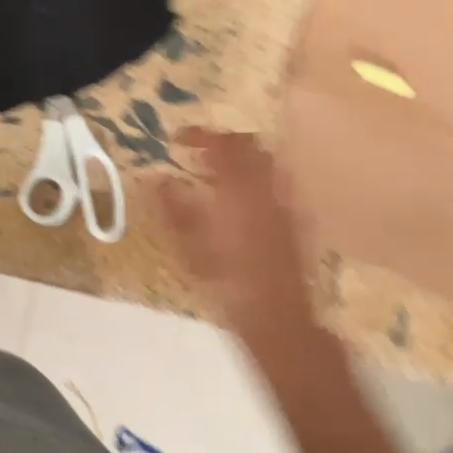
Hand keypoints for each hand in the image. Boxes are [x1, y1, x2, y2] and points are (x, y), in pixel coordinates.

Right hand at [155, 129, 317, 342]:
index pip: (222, 145)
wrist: (277, 316)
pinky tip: (244, 200)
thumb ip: (170, 205)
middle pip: (253, 148)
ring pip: (270, 165)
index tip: (178, 138)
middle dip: (226, 143)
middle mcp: (266, 190)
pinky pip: (279, 187)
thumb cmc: (223, 278)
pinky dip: (259, 181)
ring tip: (221, 172)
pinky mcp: (297, 223)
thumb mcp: (185, 243)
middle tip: (201, 151)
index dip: (200, 135)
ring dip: (245, 160)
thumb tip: (156, 178)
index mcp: (237, 189)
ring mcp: (286, 206)